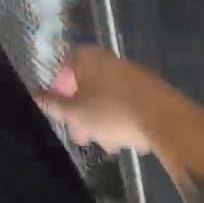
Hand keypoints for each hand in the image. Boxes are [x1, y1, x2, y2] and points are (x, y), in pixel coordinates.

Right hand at [33, 45, 170, 155]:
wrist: (169, 122)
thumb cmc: (113, 113)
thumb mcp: (76, 113)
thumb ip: (54, 104)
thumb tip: (34, 95)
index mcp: (86, 58)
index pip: (64, 69)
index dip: (60, 93)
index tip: (63, 114)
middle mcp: (108, 59)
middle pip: (88, 85)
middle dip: (83, 111)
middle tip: (84, 135)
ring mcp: (134, 73)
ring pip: (110, 95)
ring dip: (104, 118)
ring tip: (109, 144)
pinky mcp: (155, 90)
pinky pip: (131, 102)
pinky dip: (125, 117)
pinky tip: (130, 139)